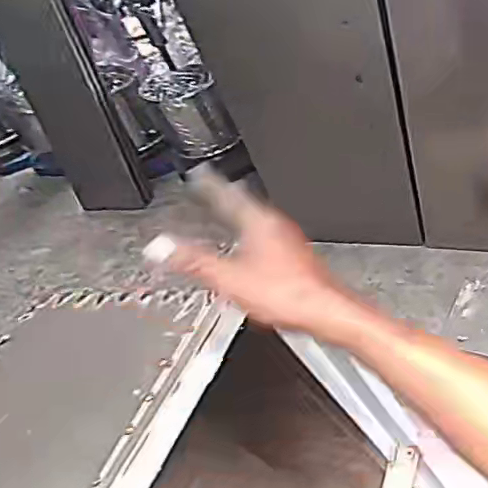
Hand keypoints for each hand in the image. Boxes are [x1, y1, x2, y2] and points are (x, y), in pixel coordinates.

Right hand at [144, 171, 363, 336]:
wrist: (326, 312)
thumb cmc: (290, 294)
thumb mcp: (227, 278)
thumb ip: (193, 261)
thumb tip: (162, 247)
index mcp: (261, 223)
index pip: (229, 194)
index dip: (211, 185)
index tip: (200, 175)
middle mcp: (280, 228)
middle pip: (248, 209)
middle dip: (229, 203)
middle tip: (214, 194)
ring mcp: (293, 244)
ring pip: (262, 227)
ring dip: (244, 225)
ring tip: (229, 223)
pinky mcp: (301, 261)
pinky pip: (272, 245)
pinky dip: (256, 246)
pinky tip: (253, 259)